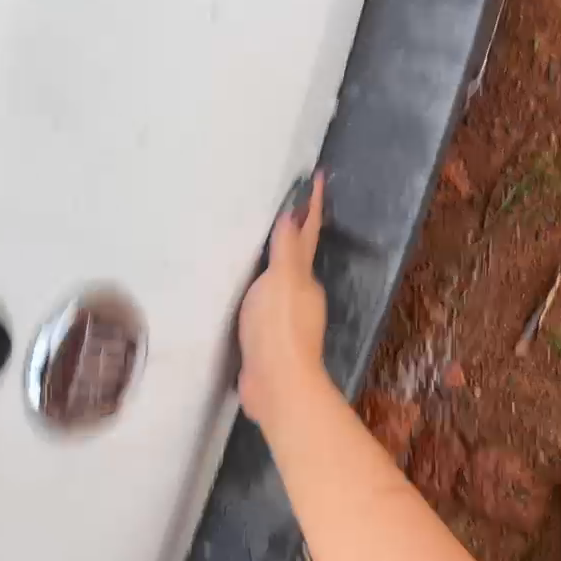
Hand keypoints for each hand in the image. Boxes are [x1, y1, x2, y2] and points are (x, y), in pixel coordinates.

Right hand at [238, 172, 331, 426]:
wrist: (277, 384)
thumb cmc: (279, 327)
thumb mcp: (282, 280)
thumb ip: (286, 249)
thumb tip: (294, 215)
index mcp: (305, 280)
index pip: (308, 234)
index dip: (311, 207)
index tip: (317, 176)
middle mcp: (301, 299)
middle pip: (295, 261)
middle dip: (290, 236)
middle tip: (277, 208)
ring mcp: (286, 324)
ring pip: (279, 286)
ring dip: (270, 268)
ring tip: (252, 248)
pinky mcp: (269, 344)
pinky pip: (262, 310)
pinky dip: (256, 296)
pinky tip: (243, 295)